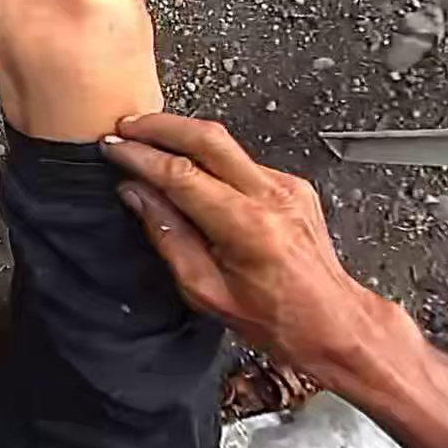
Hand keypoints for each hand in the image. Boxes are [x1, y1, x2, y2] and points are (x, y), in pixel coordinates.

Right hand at [101, 113, 422, 391]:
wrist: (334, 322)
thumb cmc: (273, 318)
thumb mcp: (203, 289)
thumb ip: (167, 234)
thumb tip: (135, 193)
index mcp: (247, 227)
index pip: (181, 174)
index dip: (140, 156)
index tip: (113, 147)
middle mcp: (271, 196)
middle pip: (207, 137)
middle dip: (159, 125)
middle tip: (125, 125)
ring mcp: (285, 186)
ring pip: (223, 141)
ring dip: (179, 133)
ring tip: (144, 137)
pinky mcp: (290, 184)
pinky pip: (237, 158)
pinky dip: (204, 153)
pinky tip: (183, 162)